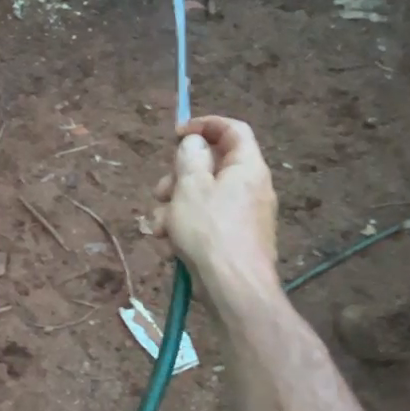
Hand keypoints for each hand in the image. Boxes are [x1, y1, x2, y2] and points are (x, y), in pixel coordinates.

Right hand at [152, 116, 279, 294]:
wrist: (232, 285)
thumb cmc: (209, 231)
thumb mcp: (190, 188)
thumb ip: (189, 159)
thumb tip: (194, 142)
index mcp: (246, 167)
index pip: (232, 130)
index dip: (204, 125)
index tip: (176, 134)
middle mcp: (250, 187)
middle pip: (210, 167)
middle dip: (177, 179)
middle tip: (159, 193)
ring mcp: (243, 214)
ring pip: (200, 198)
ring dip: (173, 209)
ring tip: (160, 230)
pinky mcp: (233, 238)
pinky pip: (204, 222)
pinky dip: (184, 229)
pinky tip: (171, 246)